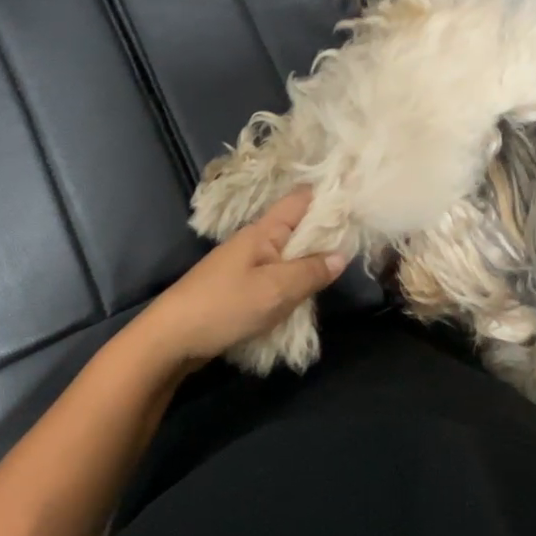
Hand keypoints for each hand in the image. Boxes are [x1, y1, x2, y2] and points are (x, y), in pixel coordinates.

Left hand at [132, 188, 347, 368]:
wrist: (172, 337)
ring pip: (288, 256)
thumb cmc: (225, 306)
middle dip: (326, 234)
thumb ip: (311, 271)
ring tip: (343, 269)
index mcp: (263, 231)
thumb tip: (341, 254)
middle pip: (298, 229)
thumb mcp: (275, 290)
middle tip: (364, 241)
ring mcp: (245, 265)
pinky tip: (307, 295)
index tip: (360, 199)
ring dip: (311, 263)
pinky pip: (275, 278)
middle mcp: (255, 242)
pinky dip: (293, 284)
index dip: (329, 197)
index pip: (300, 200)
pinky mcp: (239, 289)